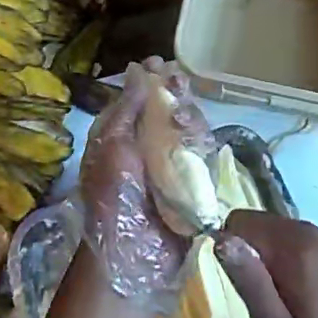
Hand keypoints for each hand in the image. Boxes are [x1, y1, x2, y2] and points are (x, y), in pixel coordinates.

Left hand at [76, 58, 210, 300]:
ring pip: (193, 123)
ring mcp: (177, 160)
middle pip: (173, 104)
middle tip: (178, 82)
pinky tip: (196, 141)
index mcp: (128, 134)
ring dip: (189, 113)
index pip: (144, 96)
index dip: (153, 77)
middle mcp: (153, 142)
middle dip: (176, 89)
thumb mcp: (111, 148)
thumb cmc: (113, 198)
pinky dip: (204, 141)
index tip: (160, 63)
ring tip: (181, 119)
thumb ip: (127, 109)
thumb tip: (139, 70)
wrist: (132, 254)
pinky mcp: (197, 178)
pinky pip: (207, 150)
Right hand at [215, 211, 317, 317]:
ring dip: (258, 260)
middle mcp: (309, 231)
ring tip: (263, 302)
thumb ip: (252, 287)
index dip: (225, 249)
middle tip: (243, 299)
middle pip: (255, 223)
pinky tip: (282, 296)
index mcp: (297, 248)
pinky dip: (276, 261)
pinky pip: (286, 241)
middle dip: (242, 254)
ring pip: (269, 231)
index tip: (223, 286)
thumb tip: (221, 240)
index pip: (241, 221)